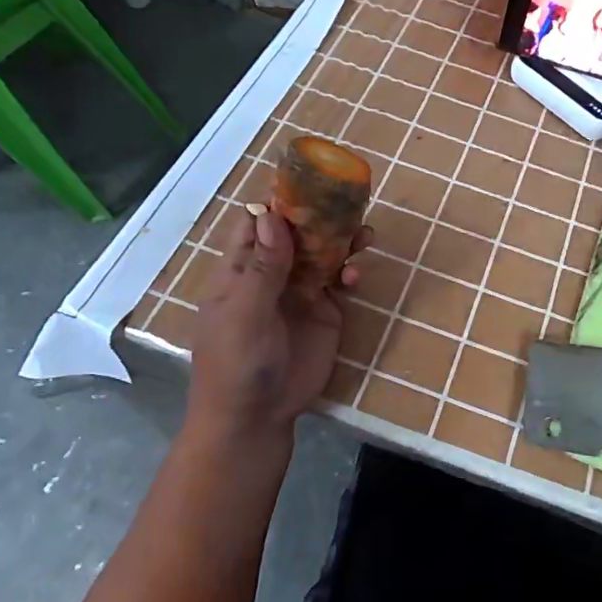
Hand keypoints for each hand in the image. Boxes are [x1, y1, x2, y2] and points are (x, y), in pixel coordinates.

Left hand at [186, 209, 371, 442]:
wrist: (257, 417)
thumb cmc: (237, 363)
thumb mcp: (245, 313)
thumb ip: (262, 267)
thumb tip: (271, 215)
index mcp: (241, 268)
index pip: (257, 222)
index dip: (279, 202)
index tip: (309, 184)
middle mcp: (270, 273)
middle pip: (296, 232)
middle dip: (319, 216)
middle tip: (348, 203)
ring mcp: (298, 292)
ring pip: (321, 253)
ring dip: (340, 240)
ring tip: (364, 234)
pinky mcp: (323, 312)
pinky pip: (337, 282)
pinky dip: (348, 272)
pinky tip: (354, 277)